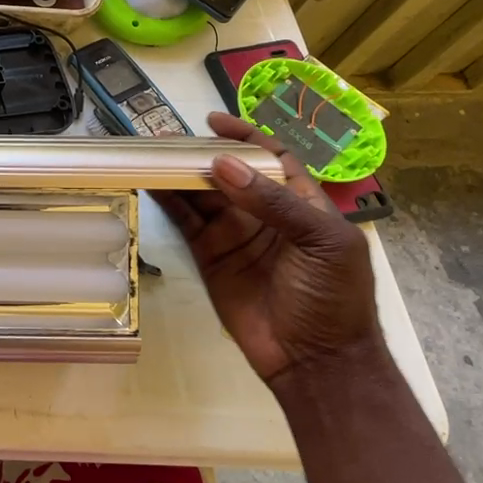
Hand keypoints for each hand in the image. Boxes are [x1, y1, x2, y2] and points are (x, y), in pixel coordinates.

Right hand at [148, 112, 380, 384]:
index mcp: (301, 203)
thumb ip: (274, 202)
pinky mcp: (208, 254)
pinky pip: (184, 219)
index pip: (271, 158)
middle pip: (227, 170)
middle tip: (166, 137)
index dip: (245, 137)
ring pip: (200, 191)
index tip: (213, 121)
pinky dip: (166, 199)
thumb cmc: (334, 298)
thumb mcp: (322, 244)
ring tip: (149, 152)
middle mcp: (264, 212)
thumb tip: (222, 165)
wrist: (315, 361)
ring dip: (176, 171)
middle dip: (199, 151)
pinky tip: (148, 181)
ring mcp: (234, 232)